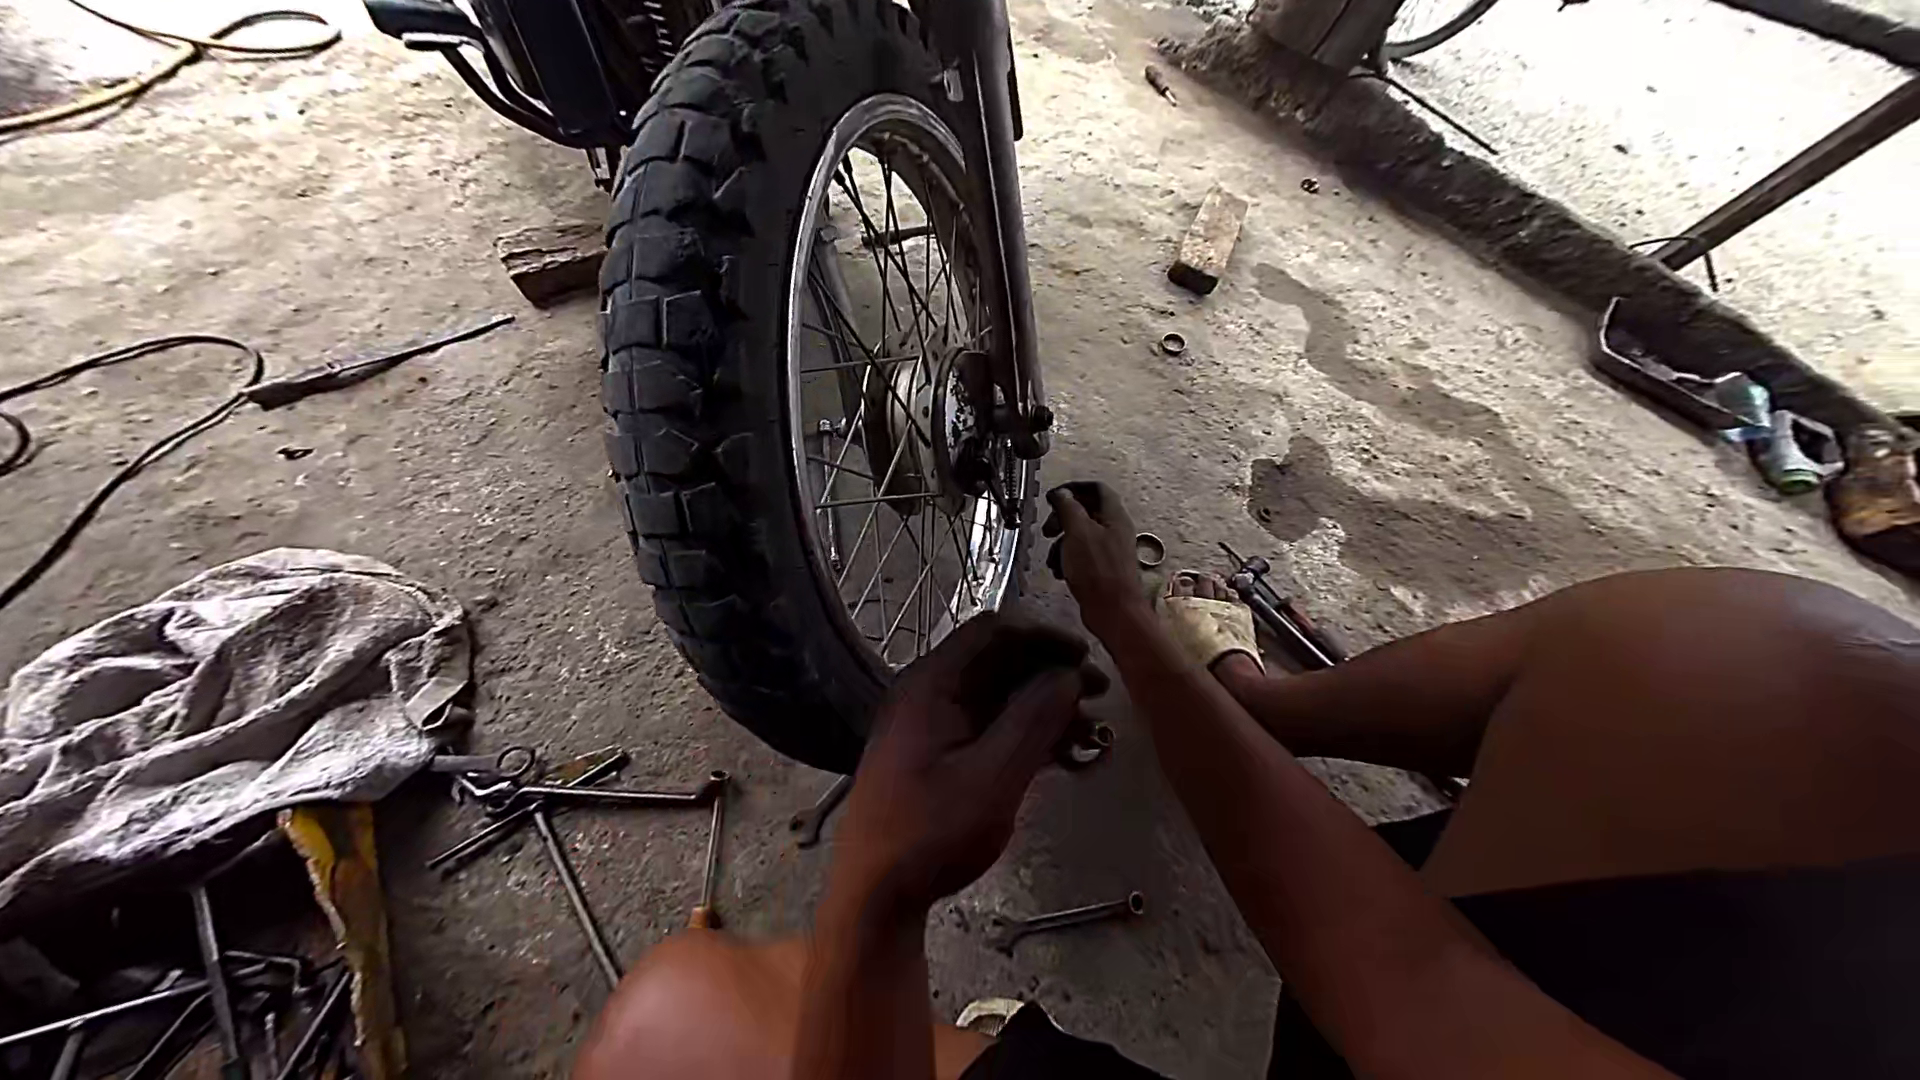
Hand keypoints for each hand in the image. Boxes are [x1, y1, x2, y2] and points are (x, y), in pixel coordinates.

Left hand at [829, 613, 1096, 916]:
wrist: (876, 896)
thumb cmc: (930, 833)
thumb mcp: (991, 777)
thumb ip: (1033, 720)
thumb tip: (1069, 675)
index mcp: (930, 683)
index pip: (990, 632)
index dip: (1041, 636)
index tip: (1083, 655)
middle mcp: (930, 693)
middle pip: (998, 663)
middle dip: (1050, 674)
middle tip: (1098, 693)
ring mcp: (934, 724)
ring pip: (998, 697)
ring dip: (1044, 706)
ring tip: (1090, 730)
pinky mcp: (942, 753)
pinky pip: (990, 726)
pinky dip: (1026, 733)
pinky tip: (1063, 754)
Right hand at [1043, 481, 1151, 634]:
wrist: (1113, 611)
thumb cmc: (1097, 570)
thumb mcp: (1078, 532)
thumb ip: (1069, 508)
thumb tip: (1061, 493)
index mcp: (1114, 516)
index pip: (1096, 489)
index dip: (1073, 488)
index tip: (1053, 497)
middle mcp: (1114, 530)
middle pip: (1086, 512)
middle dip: (1063, 519)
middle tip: (1048, 530)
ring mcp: (1109, 550)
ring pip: (1080, 536)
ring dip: (1061, 543)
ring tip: (1052, 558)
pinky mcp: (1102, 568)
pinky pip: (1081, 555)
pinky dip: (1067, 559)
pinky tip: (1060, 572)